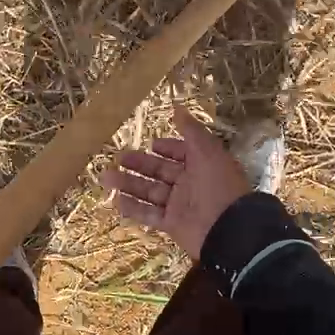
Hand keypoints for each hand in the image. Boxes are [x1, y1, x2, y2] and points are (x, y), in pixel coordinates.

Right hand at [100, 105, 251, 258]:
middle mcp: (190, 184)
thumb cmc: (218, 185)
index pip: (182, 153)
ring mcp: (180, 205)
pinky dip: (133, 207)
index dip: (168, 148)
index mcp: (202, 165)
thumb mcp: (207, 151)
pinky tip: (115, 200)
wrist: (228, 228)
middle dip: (140, 164)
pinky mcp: (172, 224)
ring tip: (106, 177)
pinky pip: (149, 214)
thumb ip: (191, 130)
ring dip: (129, 184)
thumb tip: (177, 107)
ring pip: (150, 191)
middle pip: (161, 171)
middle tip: (119, 158)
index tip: (152, 143)